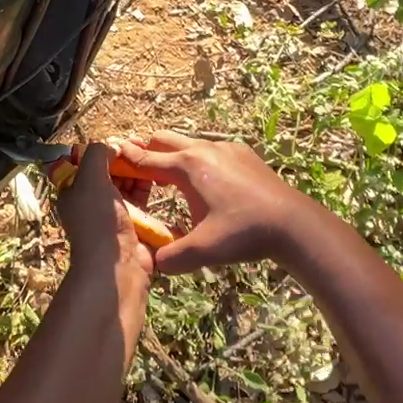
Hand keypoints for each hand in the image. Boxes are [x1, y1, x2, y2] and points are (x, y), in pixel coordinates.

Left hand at [55, 142, 155, 289]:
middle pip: (106, 174)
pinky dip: (146, 190)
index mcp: (72, 193)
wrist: (117, 268)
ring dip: (135, 174)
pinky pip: (139, 202)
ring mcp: (112, 216)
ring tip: (150, 160)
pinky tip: (157, 177)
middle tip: (139, 148)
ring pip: (124, 186)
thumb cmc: (98, 220)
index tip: (116, 142)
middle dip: (121, 161)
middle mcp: (90, 204)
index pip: (82, 166)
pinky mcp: (133, 226)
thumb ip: (96, 155)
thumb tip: (108, 145)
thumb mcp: (90, 180)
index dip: (98, 152)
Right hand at [110, 131, 327, 273]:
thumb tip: (151, 263)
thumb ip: (170, 257)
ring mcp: (224, 148)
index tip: (107, 159)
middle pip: (161, 139)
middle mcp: (202, 149)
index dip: (123, 161)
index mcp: (186, 167)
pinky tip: (205, 184)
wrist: (295, 225)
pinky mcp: (242, 153)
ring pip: (186, 142)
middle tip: (137, 171)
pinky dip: (197, 159)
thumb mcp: (203, 251)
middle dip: (146, 151)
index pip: (144, 159)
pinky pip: (209, 149)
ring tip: (168, 179)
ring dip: (172, 155)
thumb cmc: (245, 234)